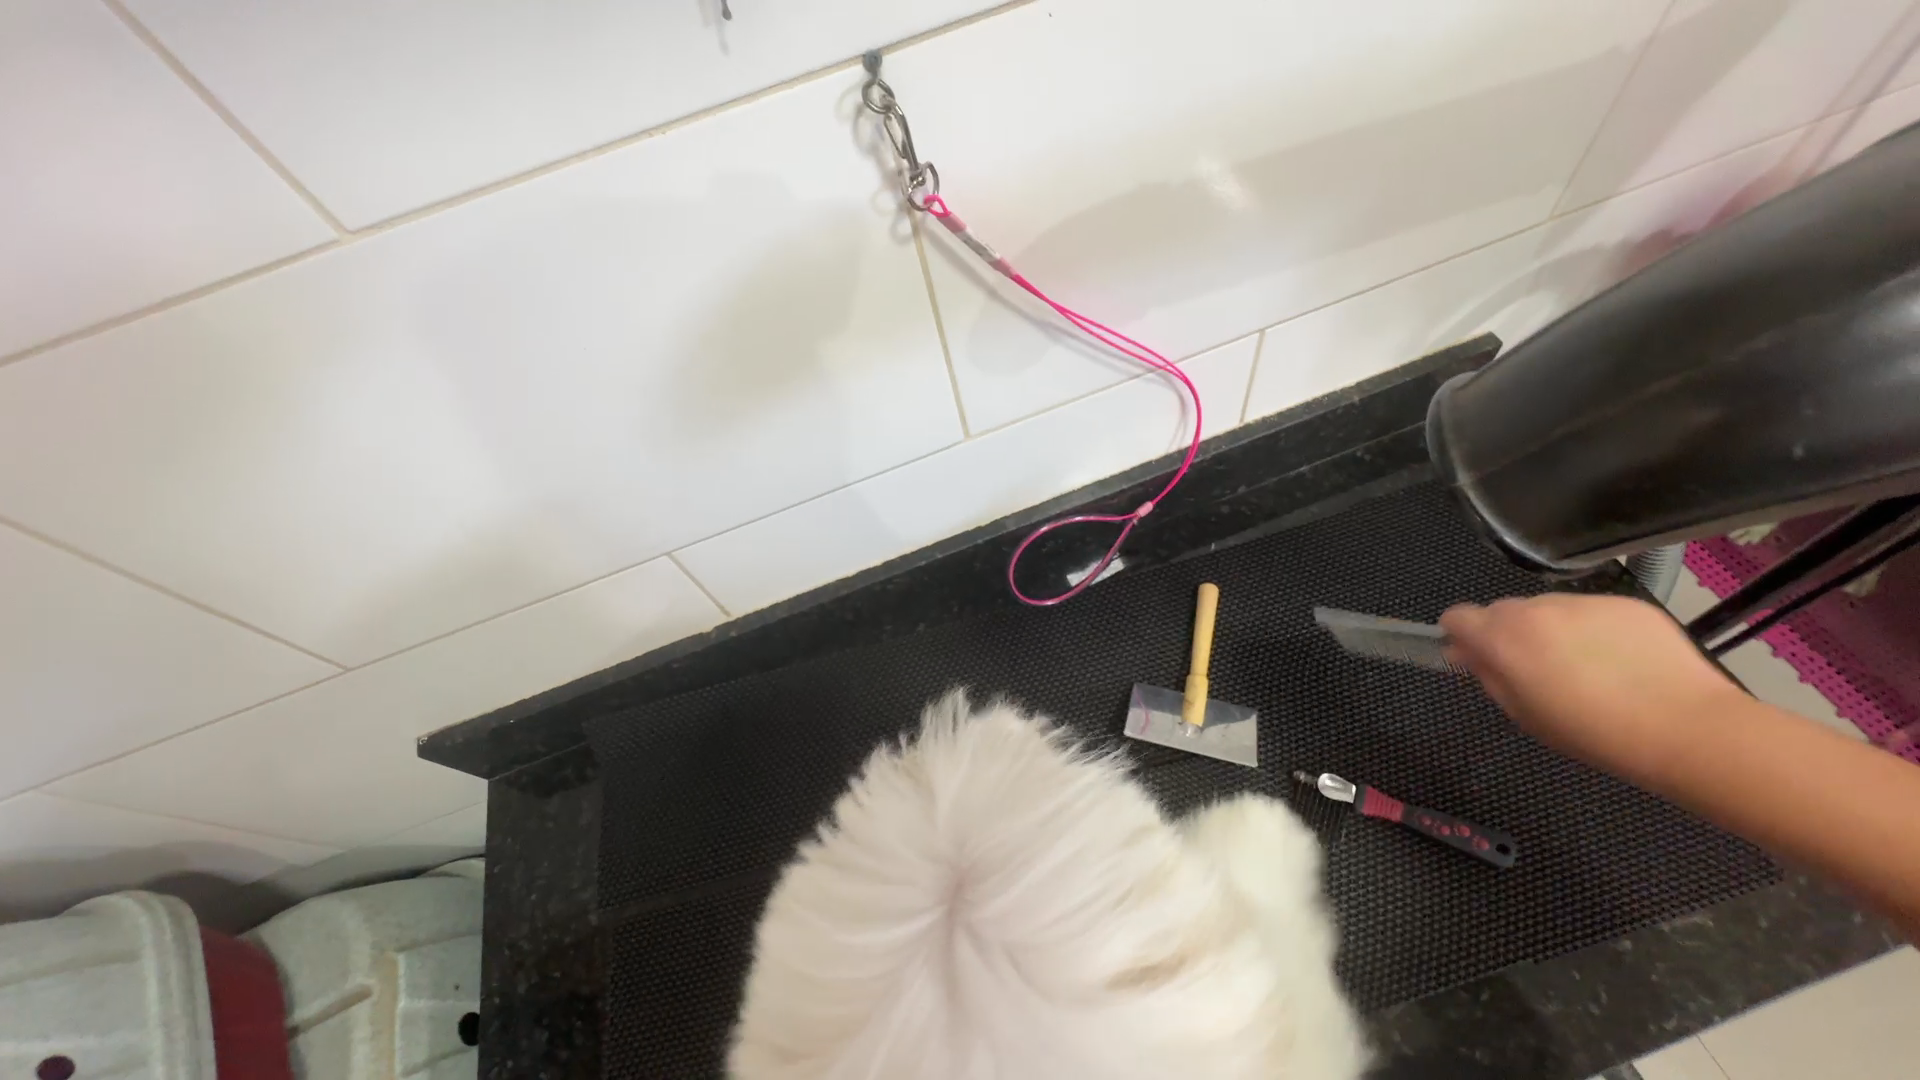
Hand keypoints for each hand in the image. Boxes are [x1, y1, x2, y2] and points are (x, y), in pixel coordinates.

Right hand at [1440, 594, 1745, 784]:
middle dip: (1507, 633)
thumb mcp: (1521, 713)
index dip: (1461, 636)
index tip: (1477, 657)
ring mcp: (1583, 602)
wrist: (1686, 727)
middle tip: (1535, 669)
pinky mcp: (1625, 603)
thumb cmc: (1591, 732)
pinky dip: (1593, 630)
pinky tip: (1620, 661)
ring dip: (1550, 629)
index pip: (1457, 615)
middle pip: (1502, 610)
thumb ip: (1487, 675)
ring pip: (1548, 609)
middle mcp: (1536, 609)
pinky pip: (1591, 611)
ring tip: (1586, 667)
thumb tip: (1467, 652)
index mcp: (1502, 637)